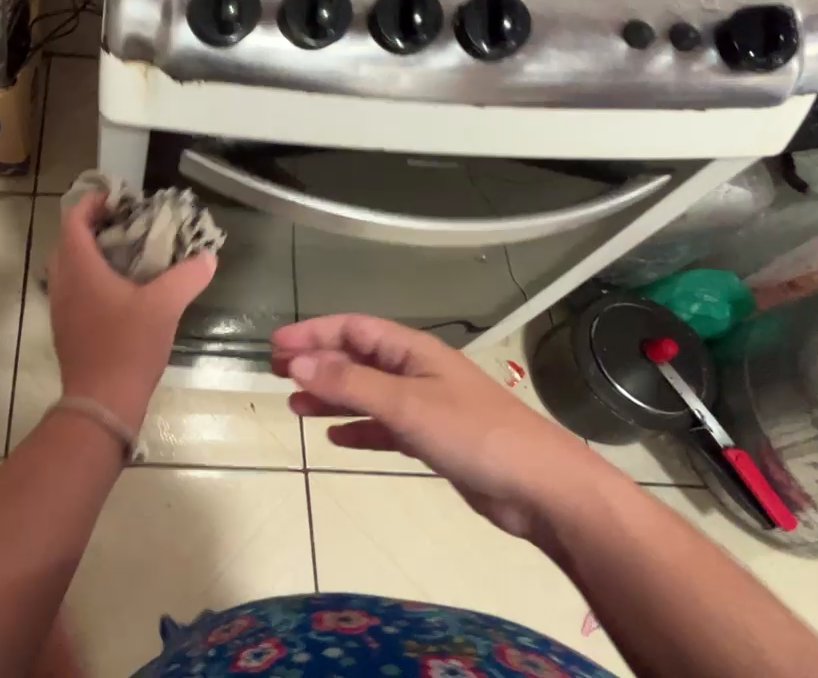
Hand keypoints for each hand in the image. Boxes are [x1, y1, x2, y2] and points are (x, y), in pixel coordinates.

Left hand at [47, 192, 216, 429]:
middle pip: (69, 241)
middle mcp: (63, 282)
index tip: (117, 198)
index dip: (91, 203)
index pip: (73, 220)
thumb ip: (187, 277)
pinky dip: (93, 278)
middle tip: (127, 224)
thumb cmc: (126, 346)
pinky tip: (122, 291)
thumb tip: (207, 259)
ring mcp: (61, 307)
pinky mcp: (67, 328)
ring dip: (93, 254)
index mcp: (79, 267)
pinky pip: (75, 289)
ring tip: (128, 254)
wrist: (101, 402)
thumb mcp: (164, 307)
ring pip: (71, 267)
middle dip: (94, 226)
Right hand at [273, 314, 617, 538]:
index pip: (352, 329)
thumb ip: (350, 384)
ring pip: (366, 393)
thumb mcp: (406, 404)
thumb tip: (296, 363)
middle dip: (316, 363)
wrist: (542, 489)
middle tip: (275, 374)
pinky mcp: (432, 440)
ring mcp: (425, 406)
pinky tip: (336, 438)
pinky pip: (383, 426)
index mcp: (412, 351)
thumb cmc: (475, 434)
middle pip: (356, 358)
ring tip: (295, 407)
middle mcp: (415, 372)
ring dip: (331, 397)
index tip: (275, 346)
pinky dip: (358, 428)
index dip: (312, 333)